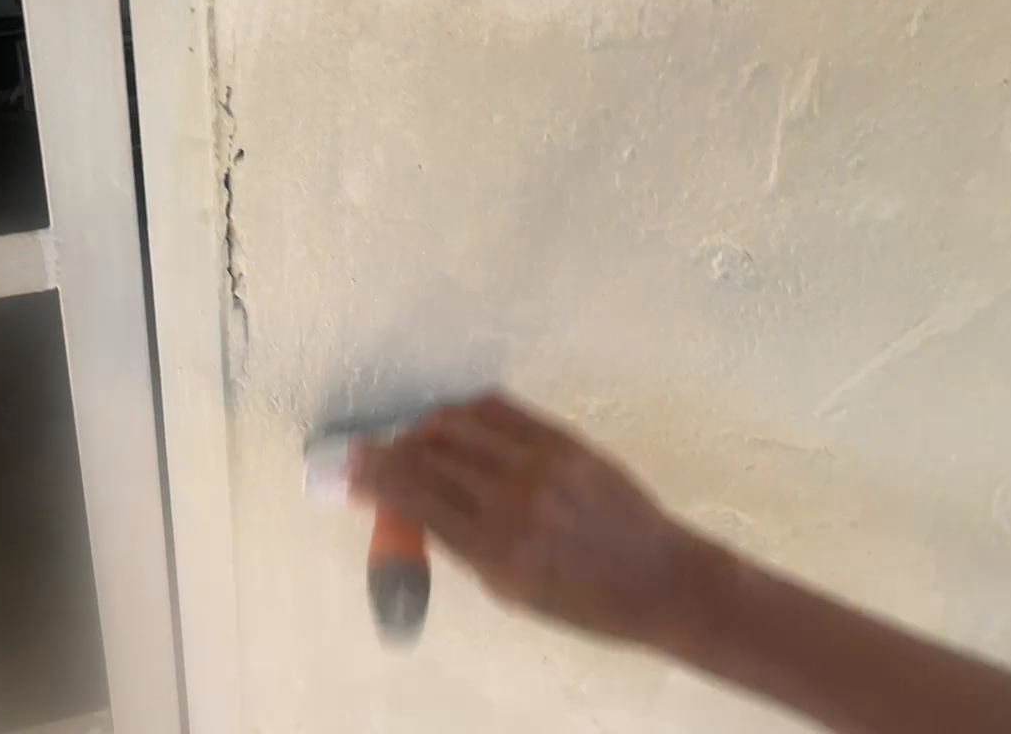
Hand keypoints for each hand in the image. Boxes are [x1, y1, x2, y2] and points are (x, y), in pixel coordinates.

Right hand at [350, 394, 727, 647]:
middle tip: (369, 449)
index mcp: (497, 550)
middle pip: (427, 454)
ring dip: (421, 426)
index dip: (373, 476)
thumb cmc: (583, 603)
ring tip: (412, 436)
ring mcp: (537, 462)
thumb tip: (409, 503)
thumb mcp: (510, 591)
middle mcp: (511, 499)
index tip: (347, 465)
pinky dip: (462, 410)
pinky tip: (451, 419)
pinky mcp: (560, 437)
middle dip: (387, 448)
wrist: (663, 579)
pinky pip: (495, 407)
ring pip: (455, 421)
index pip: (415, 498)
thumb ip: (458, 543)